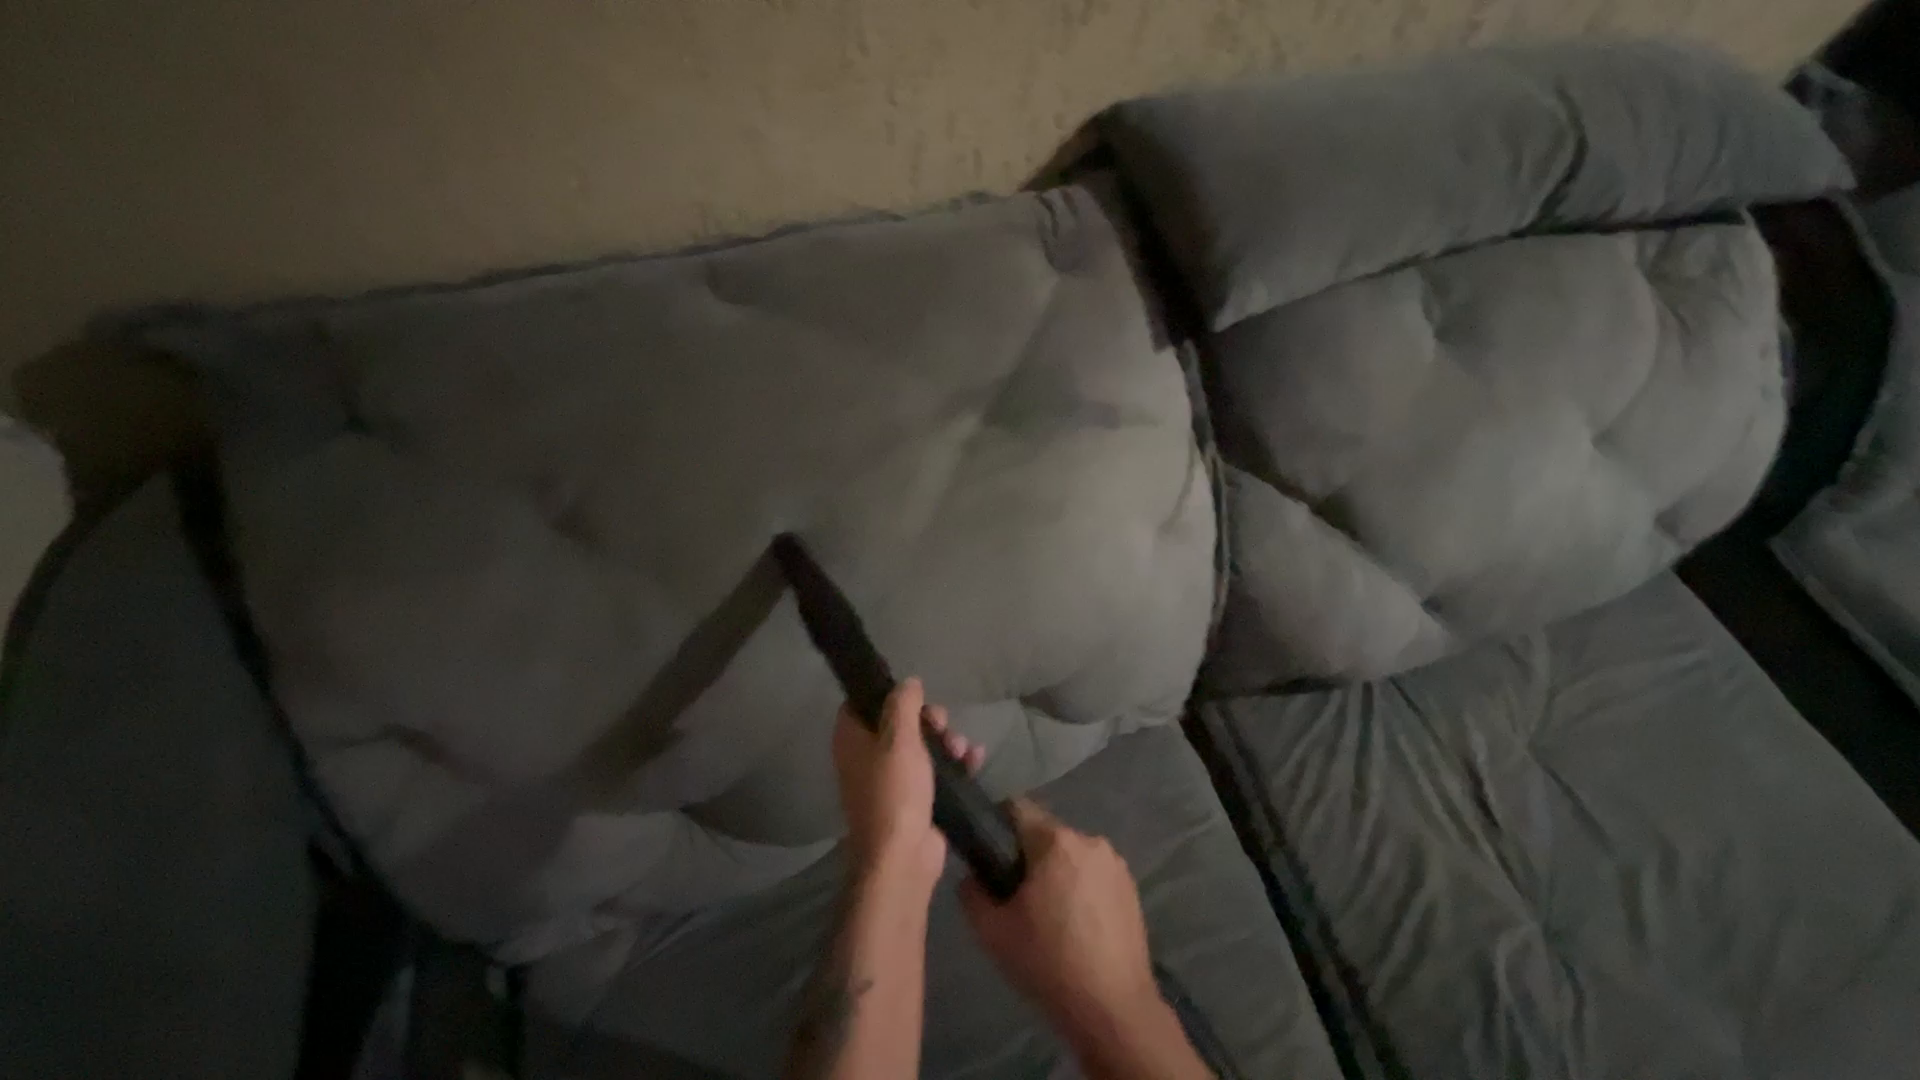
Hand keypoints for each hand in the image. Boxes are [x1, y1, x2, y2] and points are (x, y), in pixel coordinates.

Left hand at [832, 677, 984, 889]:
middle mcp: (867, 757)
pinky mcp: (916, 800)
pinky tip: (975, 759)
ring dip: (947, 742)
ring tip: (962, 750)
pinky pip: (937, 772)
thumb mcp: (899, 739)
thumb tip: (909, 682)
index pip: (862, 704)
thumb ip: (903, 704)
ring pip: (922, 747)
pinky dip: (955, 764)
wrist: (903, 857)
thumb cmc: (894, 792)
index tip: (913, 693)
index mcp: (852, 740)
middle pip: (899, 723)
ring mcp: (892, 781)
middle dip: (928, 721)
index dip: (887, 695)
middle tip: (942, 724)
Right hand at [958, 799, 1162, 1042]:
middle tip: (1014, 898)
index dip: (996, 826)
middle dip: (1027, 857)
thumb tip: (972, 876)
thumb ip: (971, 893)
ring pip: (1070, 856)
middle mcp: (1089, 840)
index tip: (988, 856)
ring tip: (1047, 918)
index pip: (1016, 808)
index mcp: (1055, 842)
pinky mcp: (1132, 888)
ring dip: (1056, 874)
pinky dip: (1080, 890)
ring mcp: (1116, 864)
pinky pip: (1093, 875)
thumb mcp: (992, 932)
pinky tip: (1075, 927)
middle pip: (1045, 834)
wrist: (1113, 1009)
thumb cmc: (1048, 963)